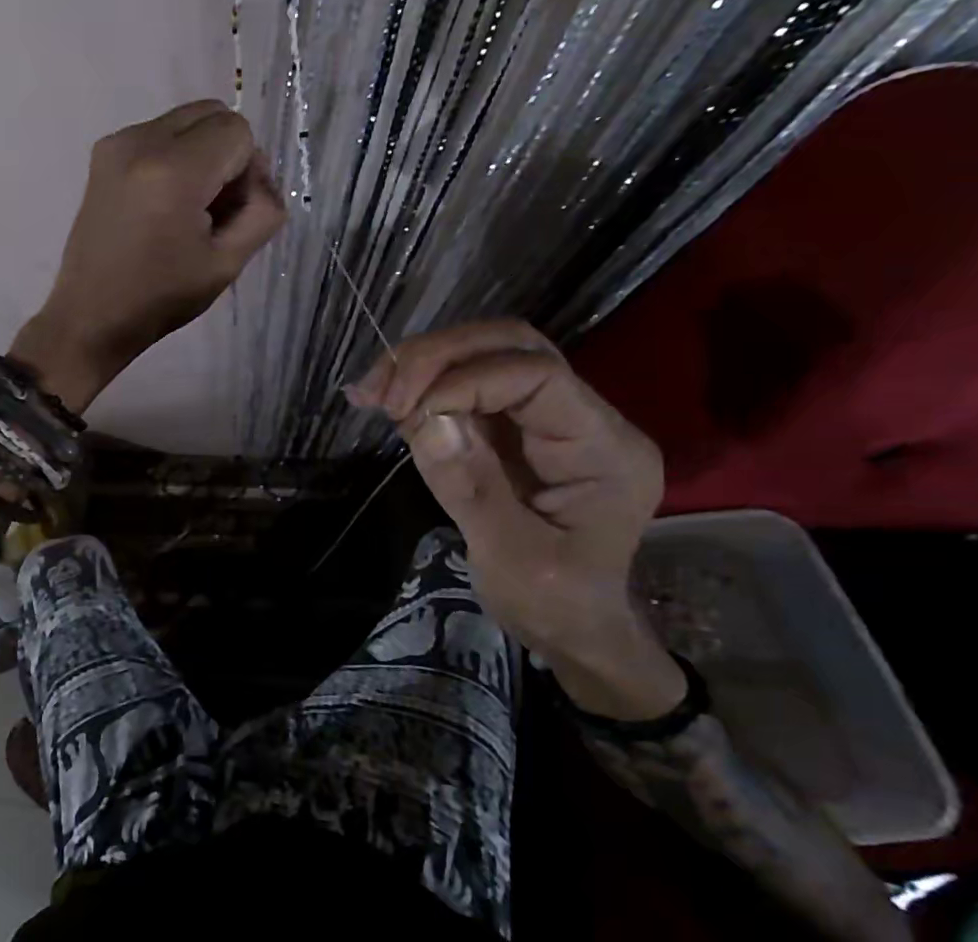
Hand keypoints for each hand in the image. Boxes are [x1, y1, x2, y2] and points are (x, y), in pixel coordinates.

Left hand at [10, 101, 286, 411]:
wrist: (92, 315)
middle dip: (228, 154)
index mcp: (173, 170)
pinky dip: (176, 157)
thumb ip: (262, 212)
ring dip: (203, 154)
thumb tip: (261, 180)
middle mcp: (141, 141)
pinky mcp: (103, 153)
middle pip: (213, 113)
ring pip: (186, 120)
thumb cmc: (161, 298)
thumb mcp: (227, 264)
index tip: (232, 213)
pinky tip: (166, 204)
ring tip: (189, 209)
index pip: (238, 131)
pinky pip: (160, 134)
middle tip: (216, 208)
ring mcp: (117, 142)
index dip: (248, 170)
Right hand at [347, 319, 685, 718]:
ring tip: (372, 391)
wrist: (573, 630)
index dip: (468, 379)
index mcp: (605, 449)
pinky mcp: (516, 428)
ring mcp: (548, 419)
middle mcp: (584, 419)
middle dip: (441, 357)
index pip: (539, 375)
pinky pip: (469, 387)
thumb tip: (425, 419)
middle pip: (514, 346)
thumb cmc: (555, 605)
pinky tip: (383, 399)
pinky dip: (423, 387)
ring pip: (487, 356)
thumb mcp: (515, 560)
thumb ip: (473, 488)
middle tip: (383, 387)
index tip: (411, 412)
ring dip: (424, 365)